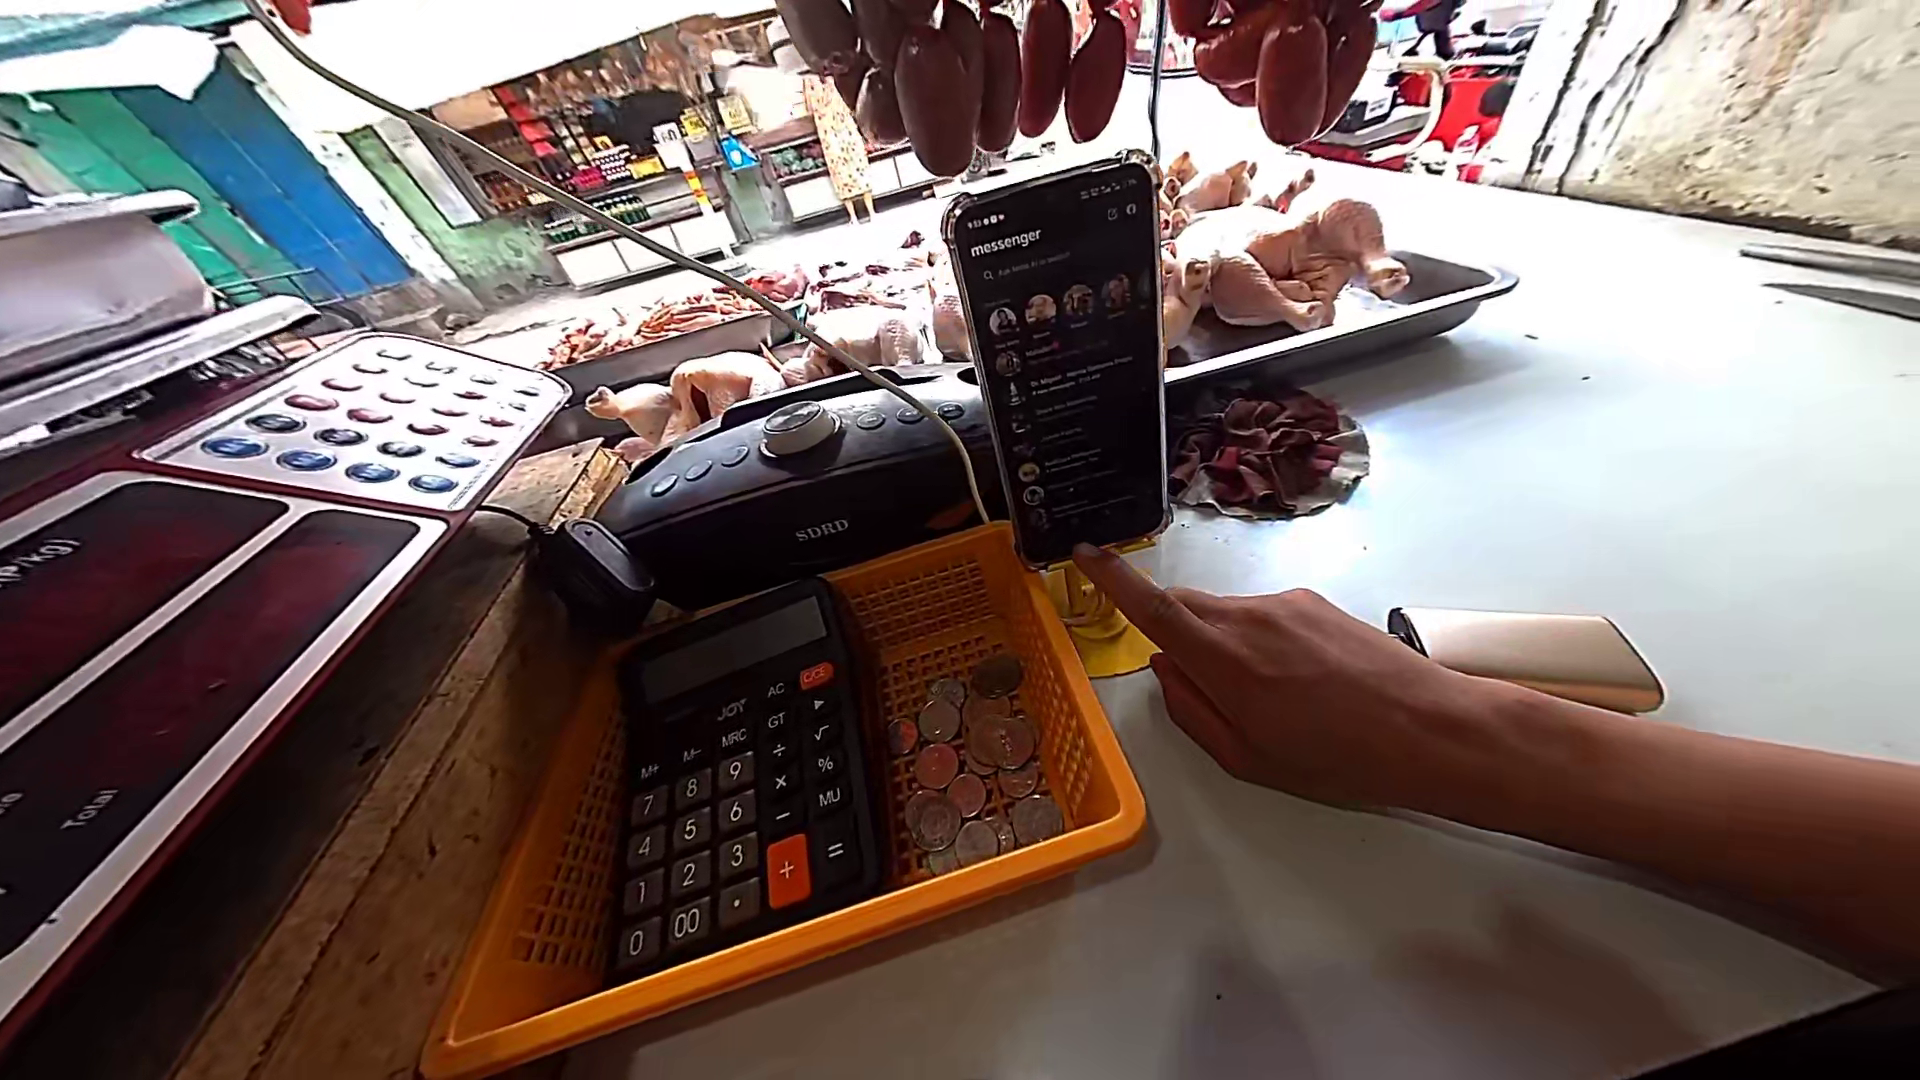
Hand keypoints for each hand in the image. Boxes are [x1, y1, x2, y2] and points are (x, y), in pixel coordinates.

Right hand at [1071, 544, 1501, 811]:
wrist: (1435, 730)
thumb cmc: (1336, 758)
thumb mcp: (1245, 758)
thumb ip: (1188, 708)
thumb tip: (1163, 666)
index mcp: (1222, 661)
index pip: (1151, 608)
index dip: (1111, 578)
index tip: (1084, 552)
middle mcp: (1244, 617)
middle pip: (1181, 603)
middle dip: (1172, 627)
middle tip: (1203, 676)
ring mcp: (1279, 601)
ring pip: (1221, 609)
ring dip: (1221, 638)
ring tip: (1270, 687)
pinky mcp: (1308, 597)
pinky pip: (1258, 610)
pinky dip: (1256, 635)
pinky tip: (1299, 673)